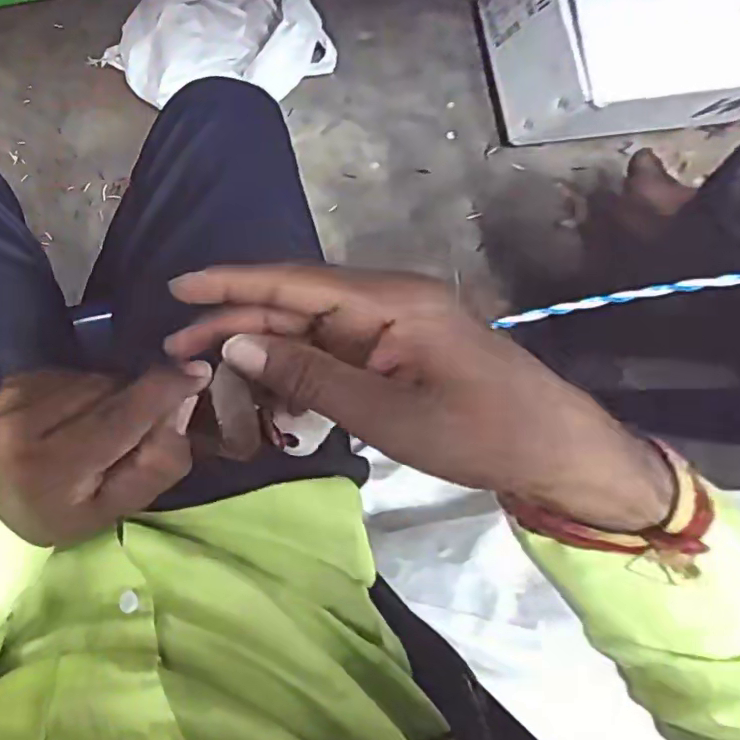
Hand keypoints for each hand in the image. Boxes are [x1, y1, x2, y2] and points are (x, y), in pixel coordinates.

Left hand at [0, 363, 210, 546]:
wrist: (6, 503)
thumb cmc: (66, 512)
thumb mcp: (116, 508)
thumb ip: (154, 464)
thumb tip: (179, 407)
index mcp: (53, 465)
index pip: (117, 417)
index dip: (160, 391)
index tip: (198, 373)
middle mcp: (26, 424)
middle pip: (108, 391)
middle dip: (138, 398)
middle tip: (141, 424)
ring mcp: (15, 398)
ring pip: (93, 377)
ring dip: (112, 393)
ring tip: (102, 424)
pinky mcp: (12, 383)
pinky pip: (72, 373)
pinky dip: (87, 388)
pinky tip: (76, 413)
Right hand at [166, 265, 672, 531]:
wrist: (562, 458)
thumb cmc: (482, 433)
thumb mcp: (387, 413)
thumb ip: (306, 376)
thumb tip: (235, 346)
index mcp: (388, 302)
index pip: (292, 282)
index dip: (230, 283)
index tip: (179, 287)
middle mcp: (381, 301)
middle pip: (288, 302)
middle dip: (230, 321)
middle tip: (178, 347)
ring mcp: (384, 324)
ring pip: (300, 327)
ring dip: (255, 348)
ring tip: (207, 370)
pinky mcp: (385, 348)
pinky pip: (322, 350)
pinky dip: (287, 368)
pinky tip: (261, 390)